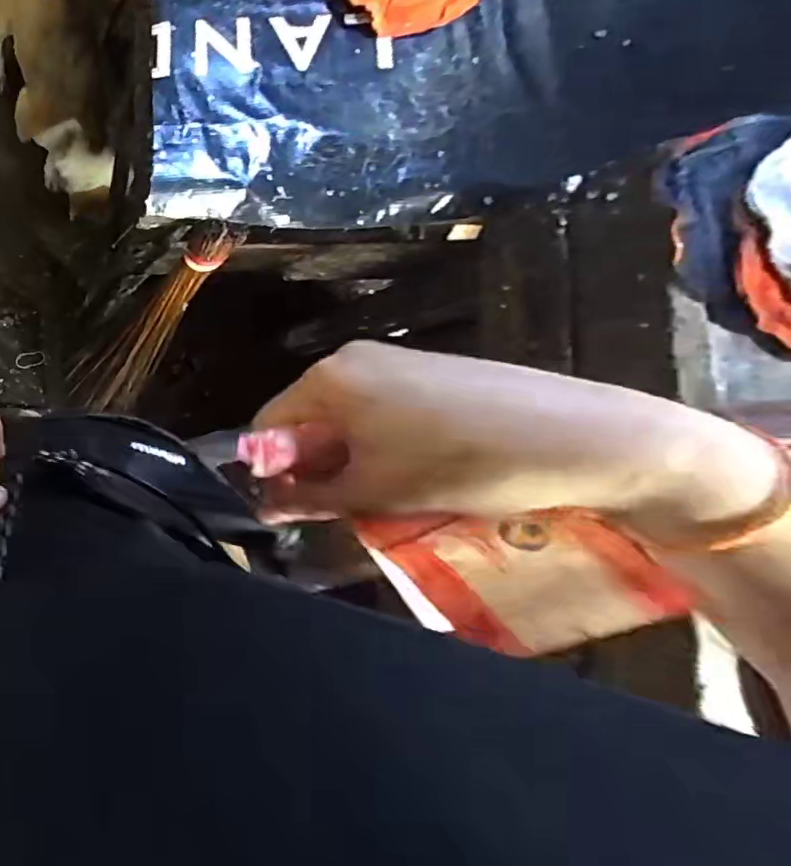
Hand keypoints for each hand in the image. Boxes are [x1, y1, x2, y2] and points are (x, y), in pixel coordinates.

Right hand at [246, 342, 778, 543]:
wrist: (600, 441)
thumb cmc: (465, 464)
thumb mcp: (376, 491)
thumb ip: (307, 498)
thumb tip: (264, 507)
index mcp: (326, 378)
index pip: (267, 426)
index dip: (273, 469)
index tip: (298, 503)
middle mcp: (352, 358)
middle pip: (306, 418)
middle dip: (316, 462)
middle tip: (346, 500)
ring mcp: (398, 359)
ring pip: (346, 415)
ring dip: (351, 455)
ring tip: (390, 487)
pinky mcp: (436, 368)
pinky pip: (383, 406)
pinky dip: (386, 439)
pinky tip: (424, 465)